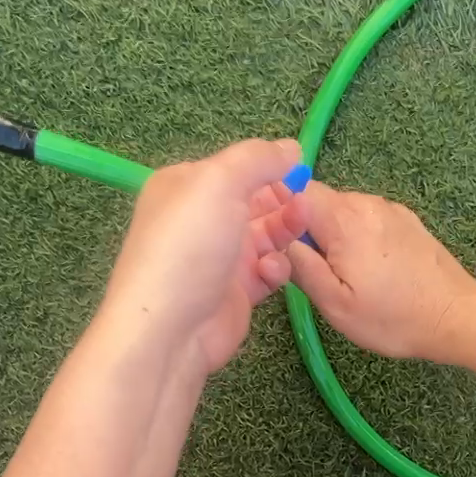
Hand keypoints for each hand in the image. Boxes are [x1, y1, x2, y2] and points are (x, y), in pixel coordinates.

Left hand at [96, 138, 305, 372]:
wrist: (170, 328)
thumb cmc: (189, 246)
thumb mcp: (219, 183)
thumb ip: (258, 159)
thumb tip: (292, 148)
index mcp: (186, 186)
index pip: (235, 167)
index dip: (268, 166)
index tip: (300, 170)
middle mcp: (201, 219)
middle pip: (255, 201)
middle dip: (283, 201)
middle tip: (305, 206)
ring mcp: (219, 258)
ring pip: (266, 235)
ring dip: (285, 231)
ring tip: (298, 232)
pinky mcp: (236, 292)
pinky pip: (267, 272)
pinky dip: (275, 269)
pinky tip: (269, 273)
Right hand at [283, 183, 475, 360]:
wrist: (454, 317)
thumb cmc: (391, 317)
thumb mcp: (335, 304)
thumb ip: (301, 266)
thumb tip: (276, 240)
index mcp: (344, 219)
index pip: (295, 192)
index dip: (279, 213)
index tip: (278, 243)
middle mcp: (366, 203)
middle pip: (318, 201)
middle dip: (306, 229)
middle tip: (311, 270)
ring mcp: (390, 209)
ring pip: (342, 211)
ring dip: (333, 235)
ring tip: (342, 274)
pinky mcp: (406, 220)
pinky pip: (366, 218)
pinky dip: (357, 236)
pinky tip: (368, 269)